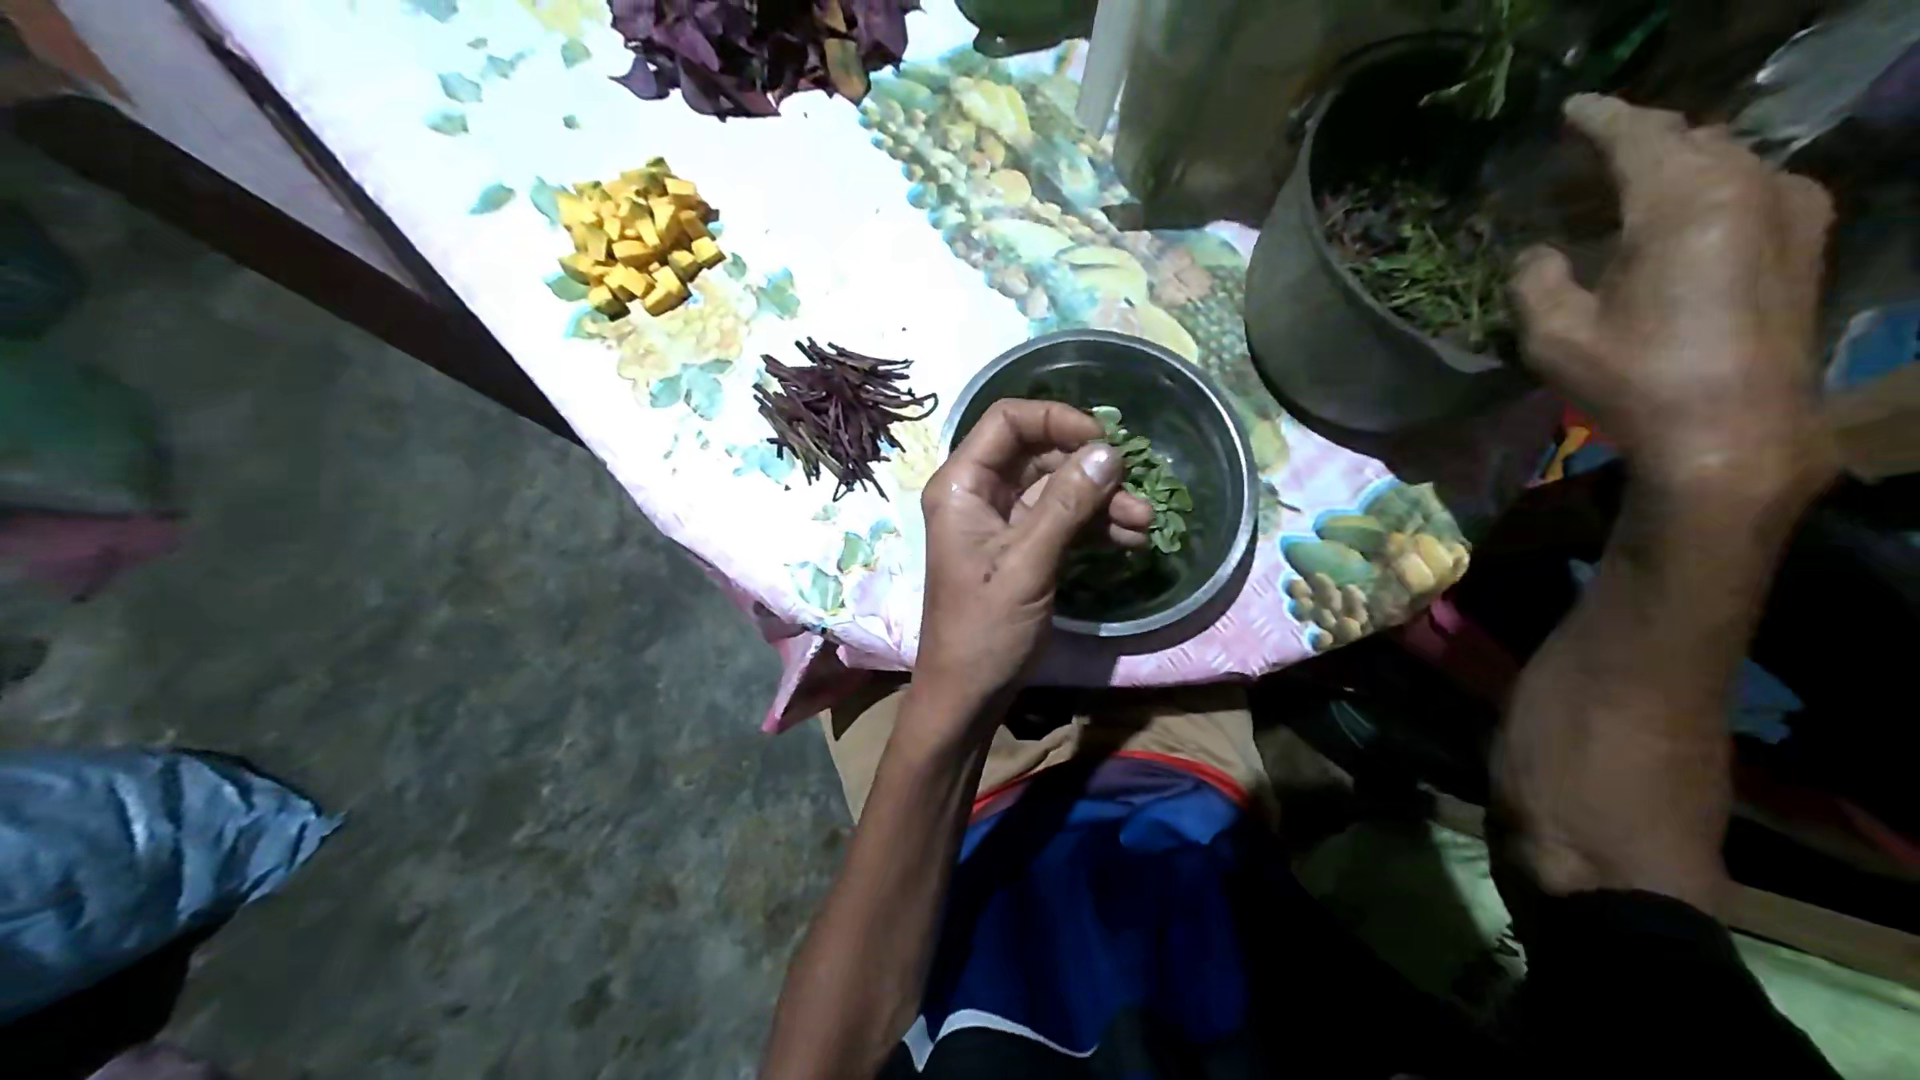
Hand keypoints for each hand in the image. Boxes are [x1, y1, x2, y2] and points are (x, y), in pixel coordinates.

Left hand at [914, 400, 1151, 722]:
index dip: (1057, 420)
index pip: (1007, 421)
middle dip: (1089, 468)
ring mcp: (1003, 521)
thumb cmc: (985, 628)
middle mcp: (980, 493)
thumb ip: (1066, 504)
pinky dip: (1094, 526)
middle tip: (1134, 488)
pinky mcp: (1024, 547)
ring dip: (1102, 501)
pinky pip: (1063, 520)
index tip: (1104, 441)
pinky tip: (1131, 541)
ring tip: (1144, 523)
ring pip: (1058, 489)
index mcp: (963, 484)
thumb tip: (1110, 452)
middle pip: (1040, 453)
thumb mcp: (1027, 563)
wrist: (969, 693)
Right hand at [1512, 94, 1837, 501]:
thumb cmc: (1633, 378)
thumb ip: (1536, 279)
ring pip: (1725, 161)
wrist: (1731, 429)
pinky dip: (1704, 188)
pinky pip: (1750, 187)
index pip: (1640, 137)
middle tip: (1584, 157)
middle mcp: (1751, 188)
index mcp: (1686, 204)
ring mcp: (1789, 212)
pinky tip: (1673, 217)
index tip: (1571, 109)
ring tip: (1620, 187)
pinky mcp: (1801, 244)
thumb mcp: (1553, 334)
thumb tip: (1538, 253)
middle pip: (1690, 140)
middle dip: (1636, 141)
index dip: (1601, 119)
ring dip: (1670, 166)